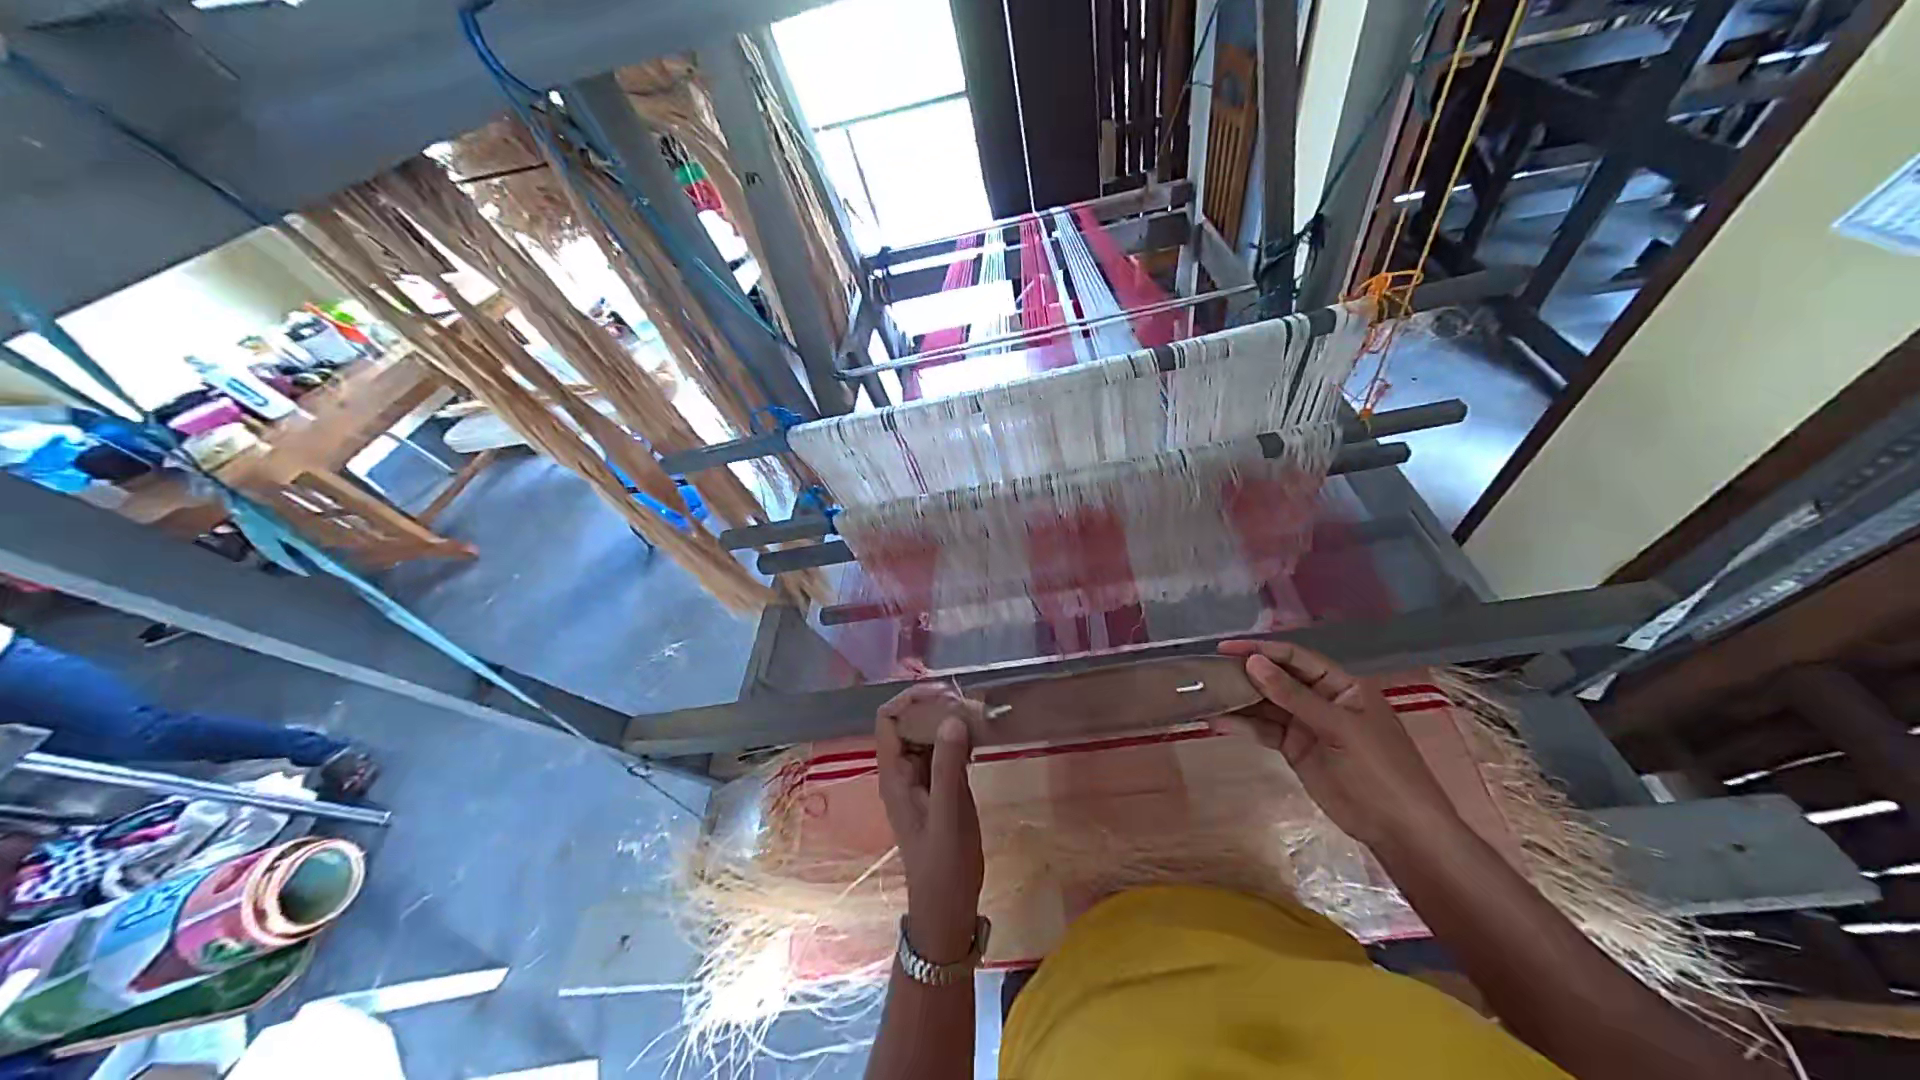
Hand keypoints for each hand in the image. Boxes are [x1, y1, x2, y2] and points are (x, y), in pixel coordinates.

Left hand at [875, 683, 983, 961]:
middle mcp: (903, 772)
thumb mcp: (948, 814)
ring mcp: (921, 780)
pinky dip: (958, 739)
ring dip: (948, 721)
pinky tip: (980, 737)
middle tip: (969, 702)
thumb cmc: (943, 864)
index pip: (888, 719)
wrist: (947, 907)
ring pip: (927, 736)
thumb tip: (952, 717)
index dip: (910, 699)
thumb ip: (948, 766)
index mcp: (894, 775)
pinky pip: (943, 752)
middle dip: (934, 706)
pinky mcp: (939, 789)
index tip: (944, 693)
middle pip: (908, 722)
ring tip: (978, 714)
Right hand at [1212, 641, 1463, 850]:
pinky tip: (1218, 723)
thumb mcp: (1339, 727)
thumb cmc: (1380, 769)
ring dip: (1238, 701)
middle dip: (1245, 674)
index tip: (1225, 649)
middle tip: (1208, 672)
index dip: (1262, 650)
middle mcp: (1321, 700)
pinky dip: (1242, 727)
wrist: (1399, 829)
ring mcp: (1307, 725)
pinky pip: (1264, 731)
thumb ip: (1293, 695)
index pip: (1296, 658)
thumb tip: (1254, 662)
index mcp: (1342, 686)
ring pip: (1266, 705)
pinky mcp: (1295, 749)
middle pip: (1277, 679)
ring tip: (1206, 696)